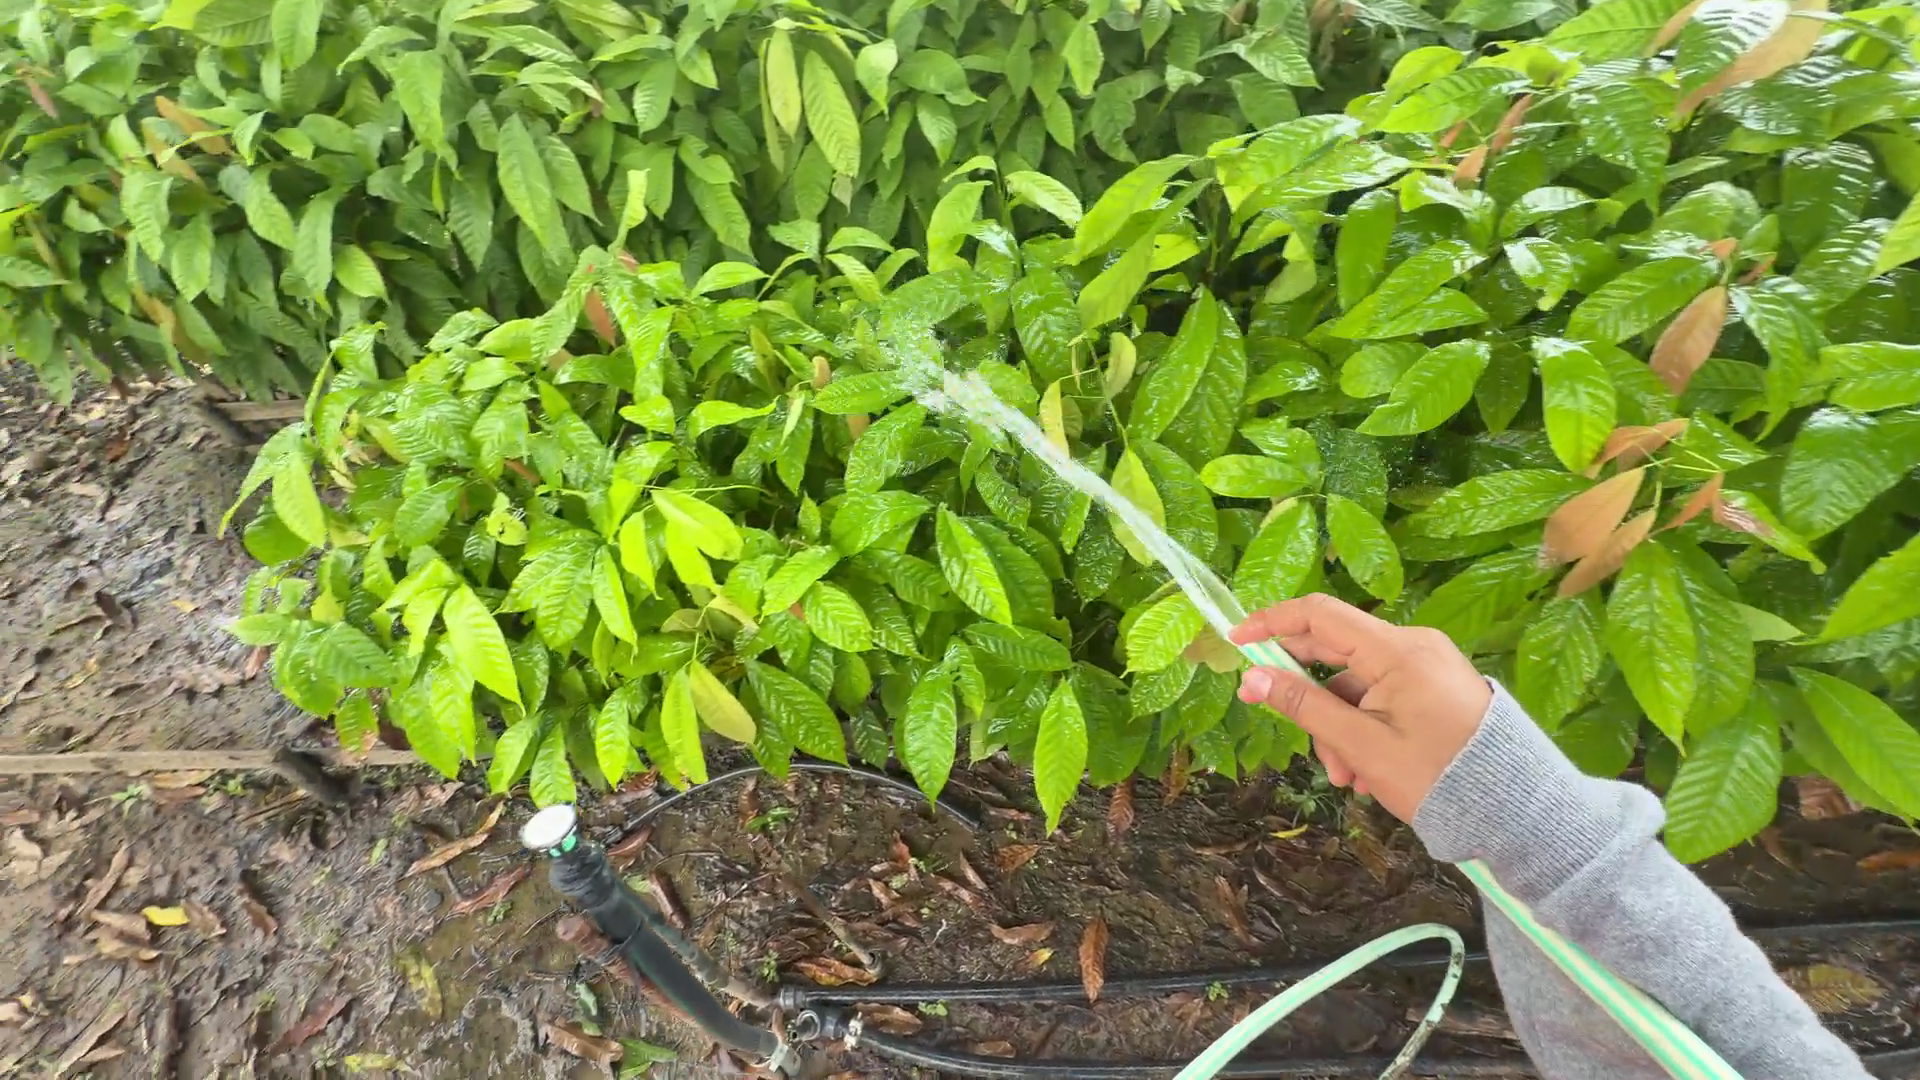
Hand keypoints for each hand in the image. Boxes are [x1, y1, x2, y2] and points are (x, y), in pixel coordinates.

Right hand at [1231, 594, 1491, 823]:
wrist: (1527, 819)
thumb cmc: (1440, 779)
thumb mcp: (1361, 745)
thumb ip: (1302, 705)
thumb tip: (1250, 680)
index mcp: (1398, 650)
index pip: (1318, 614)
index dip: (1271, 622)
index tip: (1237, 642)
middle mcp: (1412, 645)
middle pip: (1333, 649)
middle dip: (1306, 693)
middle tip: (1289, 729)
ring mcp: (1425, 665)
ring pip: (1353, 682)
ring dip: (1335, 724)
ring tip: (1346, 777)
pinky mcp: (1433, 686)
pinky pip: (1378, 694)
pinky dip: (1360, 725)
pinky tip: (1365, 770)